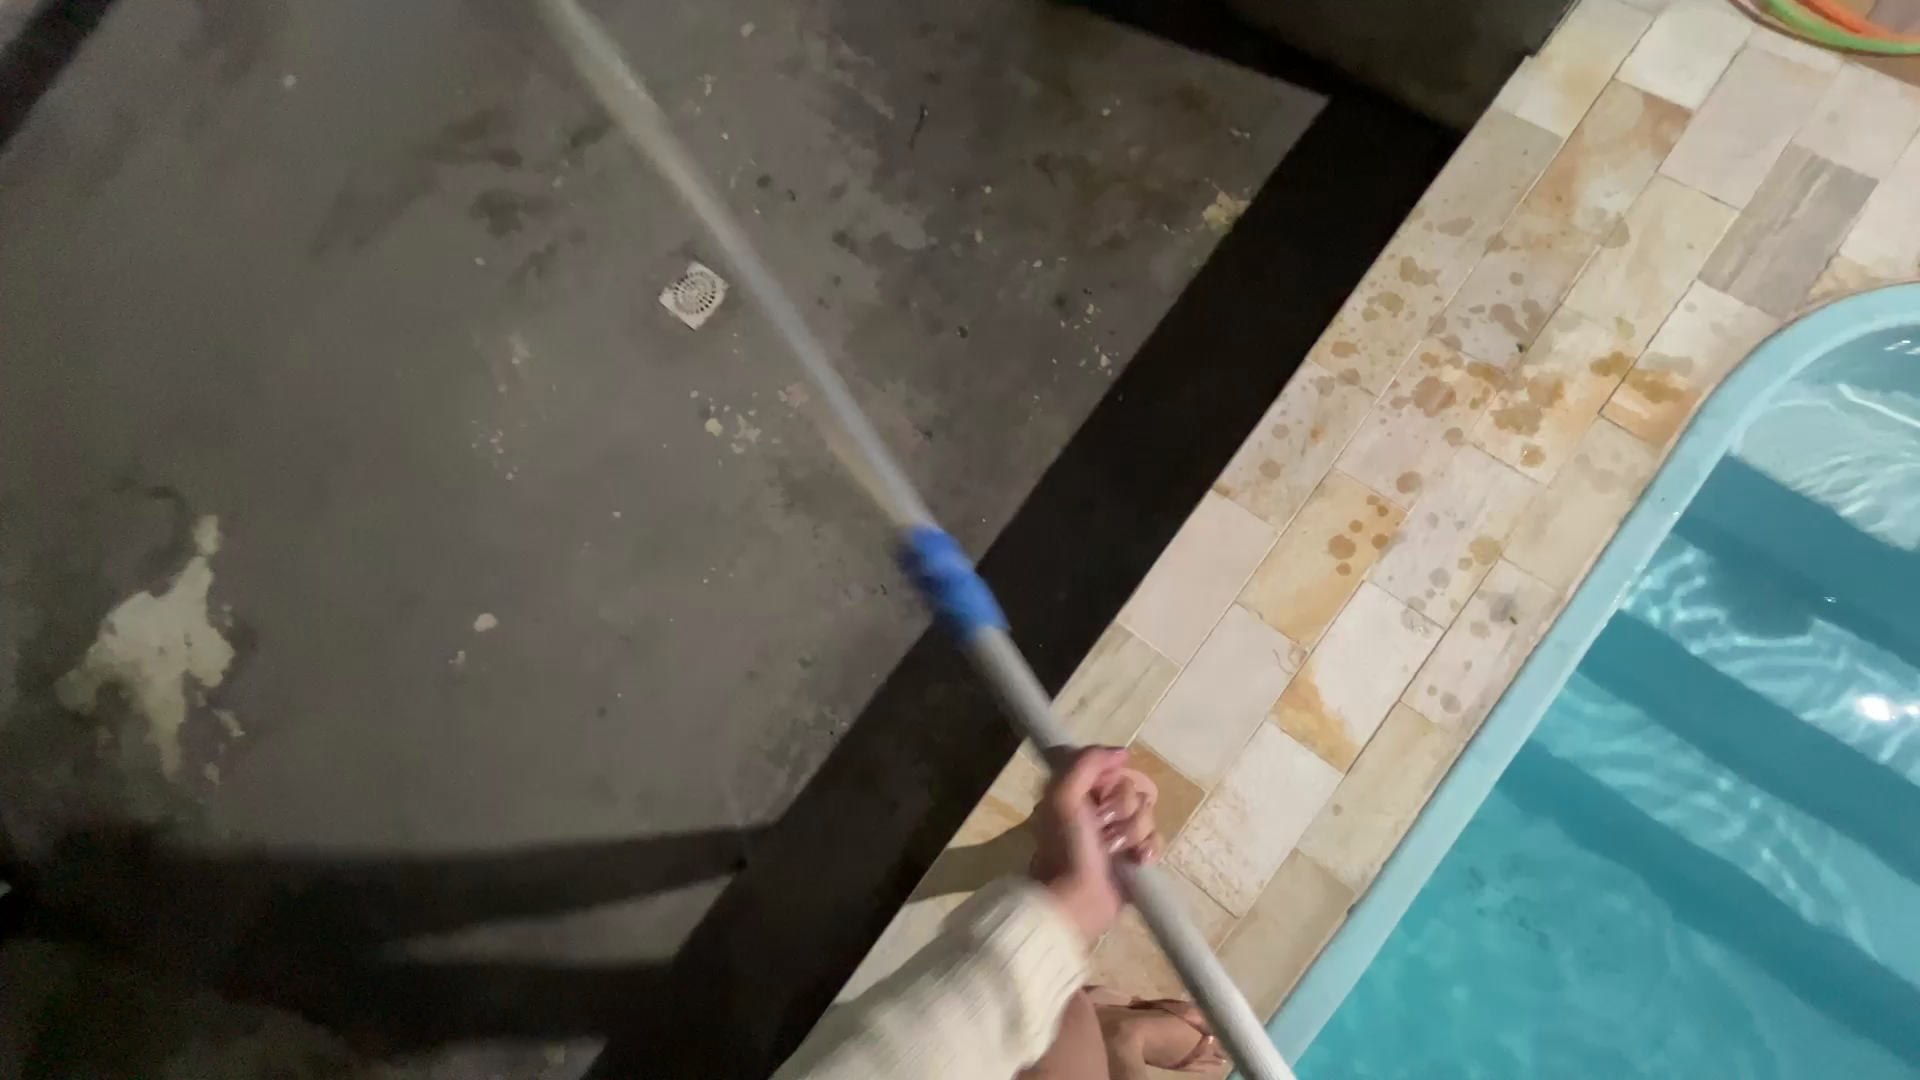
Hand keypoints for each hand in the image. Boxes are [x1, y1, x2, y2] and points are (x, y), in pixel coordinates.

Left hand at [1028, 747, 1161, 945]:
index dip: (1111, 781)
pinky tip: (1136, 861)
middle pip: (1134, 790)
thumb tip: (1123, 753)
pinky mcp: (1136, 858)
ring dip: (1133, 832)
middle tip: (1104, 826)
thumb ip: (1086, 763)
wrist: (1075, 900)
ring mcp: (1120, 834)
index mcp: (1081, 791)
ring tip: (1116, 850)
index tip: (1100, 794)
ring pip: (1147, 815)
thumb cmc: (1065, 845)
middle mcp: (1101, 809)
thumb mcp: (1063, 795)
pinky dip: (1148, 850)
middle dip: (1123, 809)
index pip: (1113, 769)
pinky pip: (1157, 841)